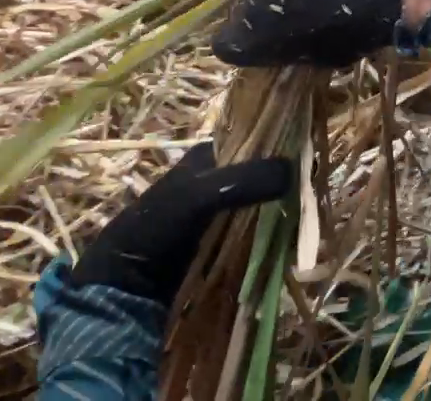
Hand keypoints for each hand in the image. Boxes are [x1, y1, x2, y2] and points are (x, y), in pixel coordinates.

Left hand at [68, 142, 292, 303]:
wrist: (121, 291)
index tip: (308, 157)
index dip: (280, 144)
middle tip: (309, 190)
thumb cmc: (155, 230)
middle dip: (282, 178)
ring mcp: (216, 210)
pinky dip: (269, 228)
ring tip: (305, 214)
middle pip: (260, 171)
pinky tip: (287, 234)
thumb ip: (245, 179)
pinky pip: (253, 226)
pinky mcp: (218, 239)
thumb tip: (295, 169)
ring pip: (260, 199)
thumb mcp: (199, 196)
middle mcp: (213, 178)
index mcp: (206, 156)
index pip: (254, 139)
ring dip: (279, 205)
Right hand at [211, 0, 413, 67]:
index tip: (264, 37)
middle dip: (261, 7)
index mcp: (245, 41)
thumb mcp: (317, 58)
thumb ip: (289, 48)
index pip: (224, 43)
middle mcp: (243, 3)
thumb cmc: (353, 34)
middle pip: (242, 5)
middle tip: (292, 8)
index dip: (244, 40)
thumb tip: (287, 39)